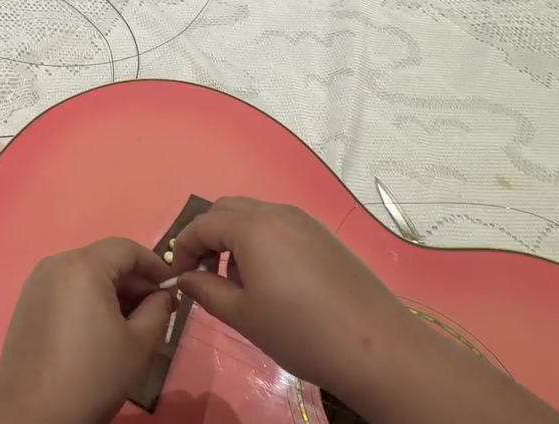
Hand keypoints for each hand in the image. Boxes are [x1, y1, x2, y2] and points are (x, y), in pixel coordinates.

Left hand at [0, 237, 174, 423]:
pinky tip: (99, 329)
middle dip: (133, 281)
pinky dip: (87, 298)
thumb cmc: (91, 375)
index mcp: (83, 265)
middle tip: (156, 311)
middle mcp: (56, 263)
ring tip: (131, 323)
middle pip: (104, 259)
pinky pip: (65, 287)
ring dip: (111, 291)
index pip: (126, 248)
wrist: (33, 411)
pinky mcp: (27, 301)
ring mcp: (37, 281)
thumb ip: (157, 312)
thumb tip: (161, 296)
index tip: (172, 288)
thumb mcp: (138, 346)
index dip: (154, 265)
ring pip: (84, 274)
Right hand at [170, 197, 419, 403]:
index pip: (202, 224)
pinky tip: (273, 280)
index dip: (184, 249)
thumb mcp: (243, 316)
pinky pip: (278, 225)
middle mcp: (275, 212)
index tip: (180, 279)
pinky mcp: (323, 235)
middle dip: (208, 236)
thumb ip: (205, 290)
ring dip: (234, 238)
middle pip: (226, 210)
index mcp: (251, 226)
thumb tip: (185, 278)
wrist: (378, 348)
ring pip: (253, 215)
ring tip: (239, 282)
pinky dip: (261, 241)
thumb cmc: (301, 332)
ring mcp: (303, 220)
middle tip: (205, 274)